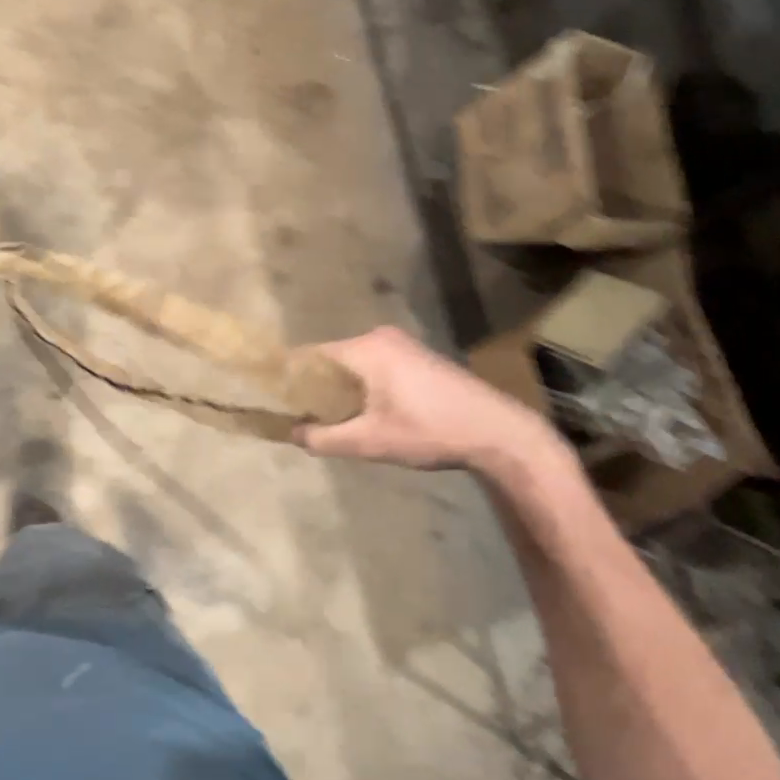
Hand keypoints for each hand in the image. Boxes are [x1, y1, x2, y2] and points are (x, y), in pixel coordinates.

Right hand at [296, 326, 559, 472]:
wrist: (501, 434)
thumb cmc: (430, 432)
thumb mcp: (370, 442)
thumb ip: (324, 438)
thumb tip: (293, 434)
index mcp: (365, 348)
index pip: (310, 356)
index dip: (291, 379)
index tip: (278, 403)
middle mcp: (380, 337)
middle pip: (331, 359)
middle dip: (316, 387)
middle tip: (303, 417)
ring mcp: (403, 346)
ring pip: (354, 364)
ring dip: (341, 389)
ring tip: (330, 419)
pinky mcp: (419, 358)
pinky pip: (374, 367)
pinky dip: (363, 387)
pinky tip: (364, 413)